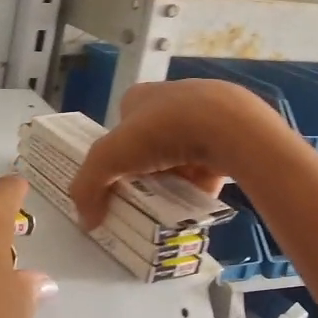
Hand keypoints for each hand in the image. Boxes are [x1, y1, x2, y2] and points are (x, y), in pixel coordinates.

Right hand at [70, 79, 286, 228]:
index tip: (115, 182)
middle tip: (140, 200)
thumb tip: (85, 221)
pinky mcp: (232, 135)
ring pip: (181, 156)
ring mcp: (206, 117)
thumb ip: (89, 187)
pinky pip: (209, 166)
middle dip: (145, 172)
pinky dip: (200, 185)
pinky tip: (194, 206)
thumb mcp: (110, 156)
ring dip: (173, 180)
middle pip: (150, 144)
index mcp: (141, 97)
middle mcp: (172, 101)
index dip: (115, 154)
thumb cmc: (164, 129)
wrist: (231, 127)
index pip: (120, 127)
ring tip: (167, 208)